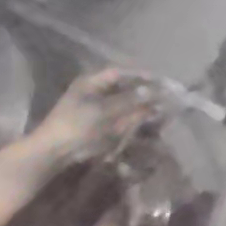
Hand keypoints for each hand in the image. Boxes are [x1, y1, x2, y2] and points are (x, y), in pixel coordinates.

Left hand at [26, 69, 159, 166]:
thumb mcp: (103, 110)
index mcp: (92, 83)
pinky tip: (153, 118)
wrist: (57, 152)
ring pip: (130, 103)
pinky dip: (140, 117)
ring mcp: (103, 110)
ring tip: (165, 107)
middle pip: (127, 88)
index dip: (141, 75)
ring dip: (146, 105)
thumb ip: (129, 100)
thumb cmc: (76, 125)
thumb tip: (153, 91)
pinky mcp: (106, 125)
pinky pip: (127, 118)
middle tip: (168, 95)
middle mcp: (99, 93)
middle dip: (147, 91)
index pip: (121, 73)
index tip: (162, 80)